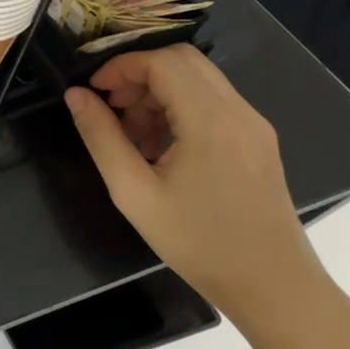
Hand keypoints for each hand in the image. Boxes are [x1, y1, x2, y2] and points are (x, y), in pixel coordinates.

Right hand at [64, 44, 325, 323]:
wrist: (273, 287)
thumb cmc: (198, 242)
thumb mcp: (134, 192)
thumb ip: (101, 137)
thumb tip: (76, 95)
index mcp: (211, 122)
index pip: (162, 62)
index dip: (120, 67)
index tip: (93, 93)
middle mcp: (239, 113)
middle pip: (182, 61)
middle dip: (138, 74)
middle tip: (111, 107)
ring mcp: (253, 126)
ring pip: (198, 80)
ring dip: (157, 92)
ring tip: (132, 134)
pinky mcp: (257, 141)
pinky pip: (213, 102)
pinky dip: (179, 107)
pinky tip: (160, 146)